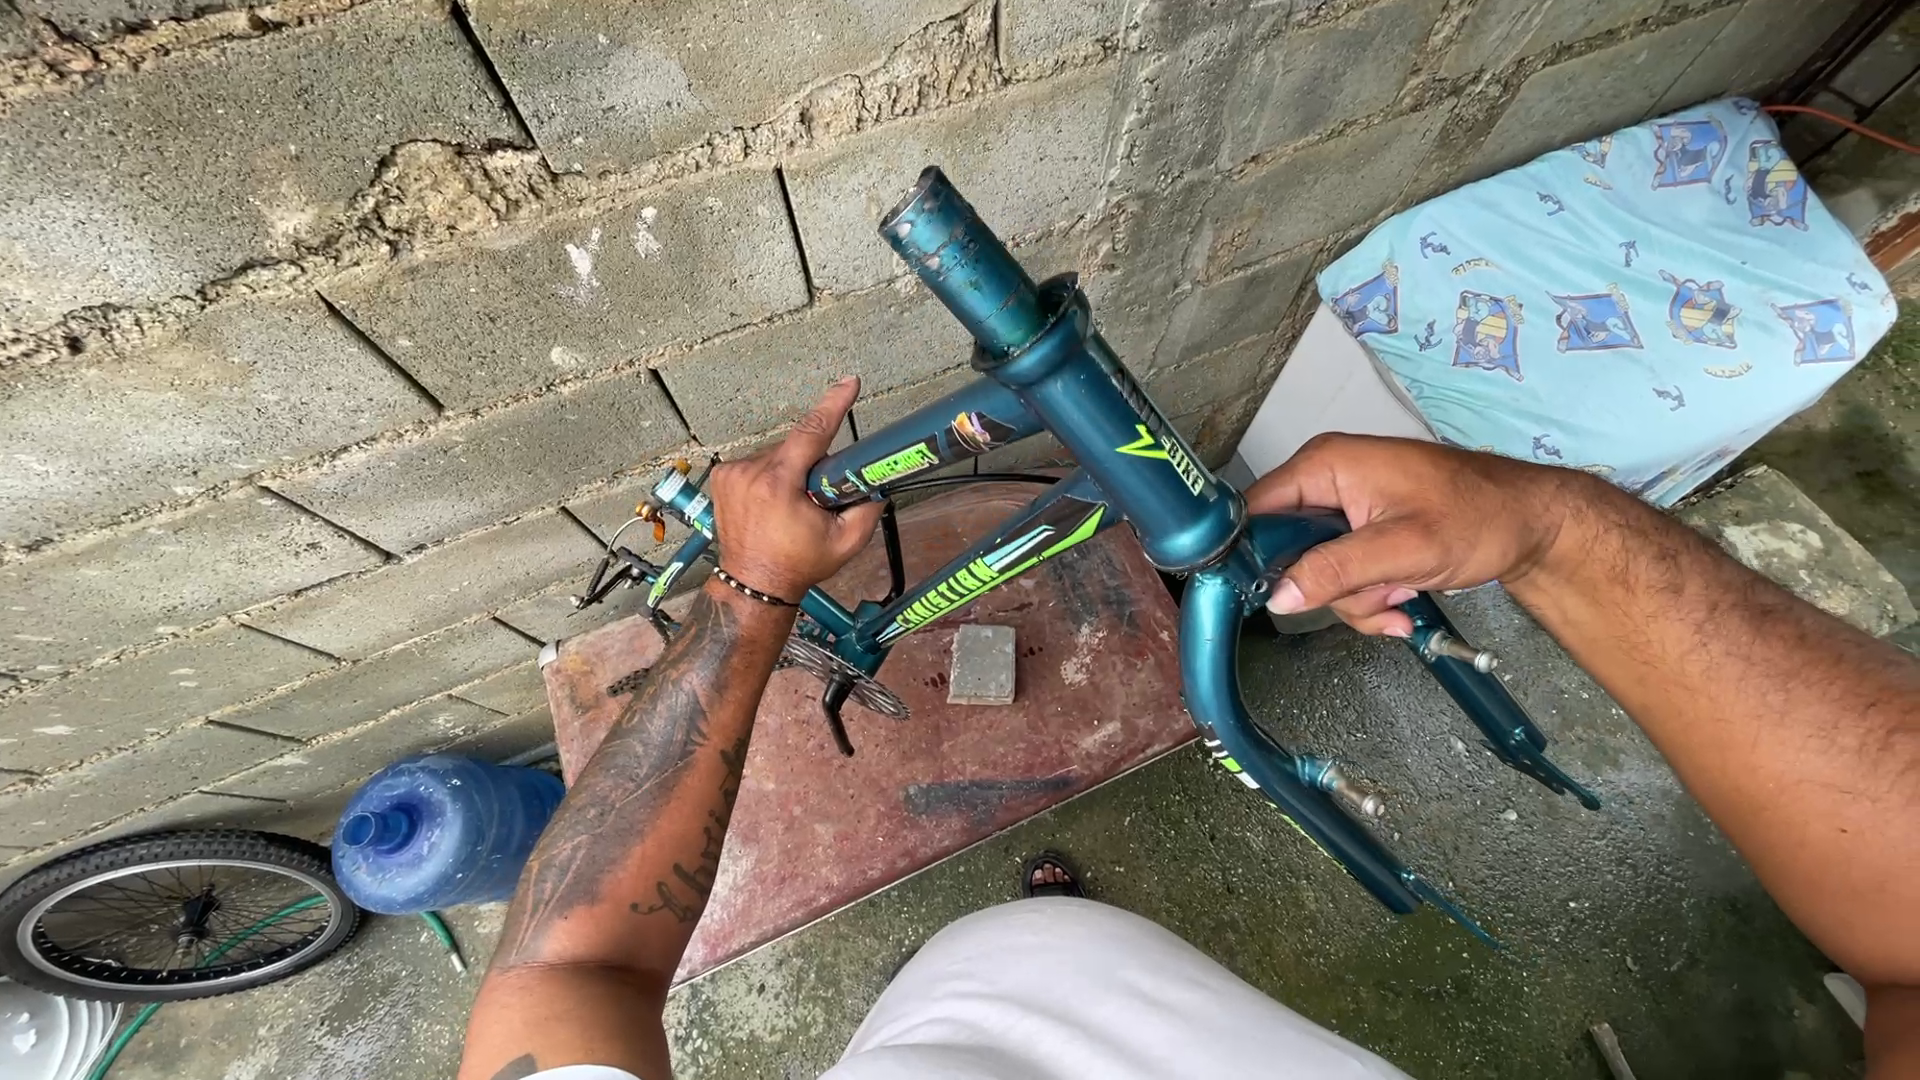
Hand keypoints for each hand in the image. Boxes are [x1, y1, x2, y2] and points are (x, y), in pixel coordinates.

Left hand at [708, 378, 885, 602]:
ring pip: (775, 453)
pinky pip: (757, 462)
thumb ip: (867, 509)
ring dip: (790, 468)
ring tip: (791, 504)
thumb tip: (876, 484)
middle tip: (818, 495)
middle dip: (812, 462)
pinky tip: (772, 500)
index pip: (811, 432)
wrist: (754, 584)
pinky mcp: (721, 477)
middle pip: (795, 446)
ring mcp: (731, 474)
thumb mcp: (845, 542)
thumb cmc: (798, 565)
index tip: (849, 383)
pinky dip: (770, 474)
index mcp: (779, 485)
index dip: (834, 404)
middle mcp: (749, 473)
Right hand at [1243, 434, 1594, 636]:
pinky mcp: (1356, 528)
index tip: (1266, 590)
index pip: (1254, 509)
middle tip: (1372, 591)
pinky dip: (1364, 593)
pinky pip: (1336, 571)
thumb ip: (1335, 571)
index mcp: (1324, 465)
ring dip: (1352, 595)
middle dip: (1324, 583)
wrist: (1535, 525)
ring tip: (1400, 591)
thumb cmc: (1480, 518)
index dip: (1250, 551)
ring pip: (1311, 568)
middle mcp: (1324, 480)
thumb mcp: (1403, 549)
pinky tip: (1400, 596)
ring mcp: (1340, 506)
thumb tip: (1278, 597)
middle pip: (1283, 546)